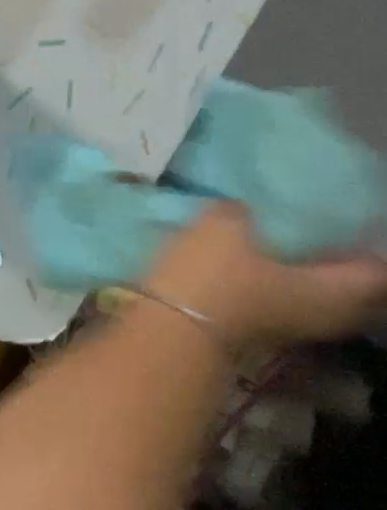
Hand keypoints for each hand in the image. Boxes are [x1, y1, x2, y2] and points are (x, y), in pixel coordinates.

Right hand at [144, 202, 386, 347]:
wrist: (175, 326)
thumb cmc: (213, 276)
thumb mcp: (220, 230)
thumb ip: (237, 213)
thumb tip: (241, 208)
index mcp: (336, 290)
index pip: (378, 271)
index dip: (365, 247)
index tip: (344, 227)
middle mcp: (333, 314)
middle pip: (359, 292)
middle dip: (344, 268)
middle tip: (322, 241)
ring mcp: (302, 328)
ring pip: (327, 301)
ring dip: (315, 281)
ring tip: (290, 255)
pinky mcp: (272, 333)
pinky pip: (299, 307)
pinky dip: (290, 291)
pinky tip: (263, 274)